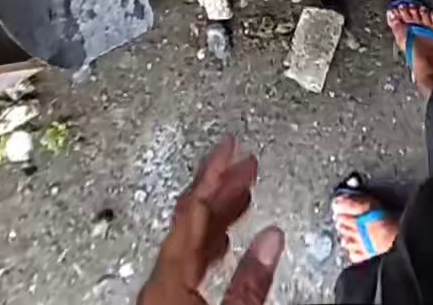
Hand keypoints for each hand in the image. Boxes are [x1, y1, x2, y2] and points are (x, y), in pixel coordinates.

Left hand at [138, 138, 284, 304]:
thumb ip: (249, 282)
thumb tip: (272, 235)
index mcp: (169, 281)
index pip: (191, 211)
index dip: (212, 172)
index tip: (230, 143)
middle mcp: (159, 286)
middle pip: (188, 223)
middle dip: (220, 187)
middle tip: (247, 161)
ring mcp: (159, 299)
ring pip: (188, 243)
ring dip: (218, 214)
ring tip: (245, 195)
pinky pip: (186, 264)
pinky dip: (211, 244)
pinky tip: (228, 245)